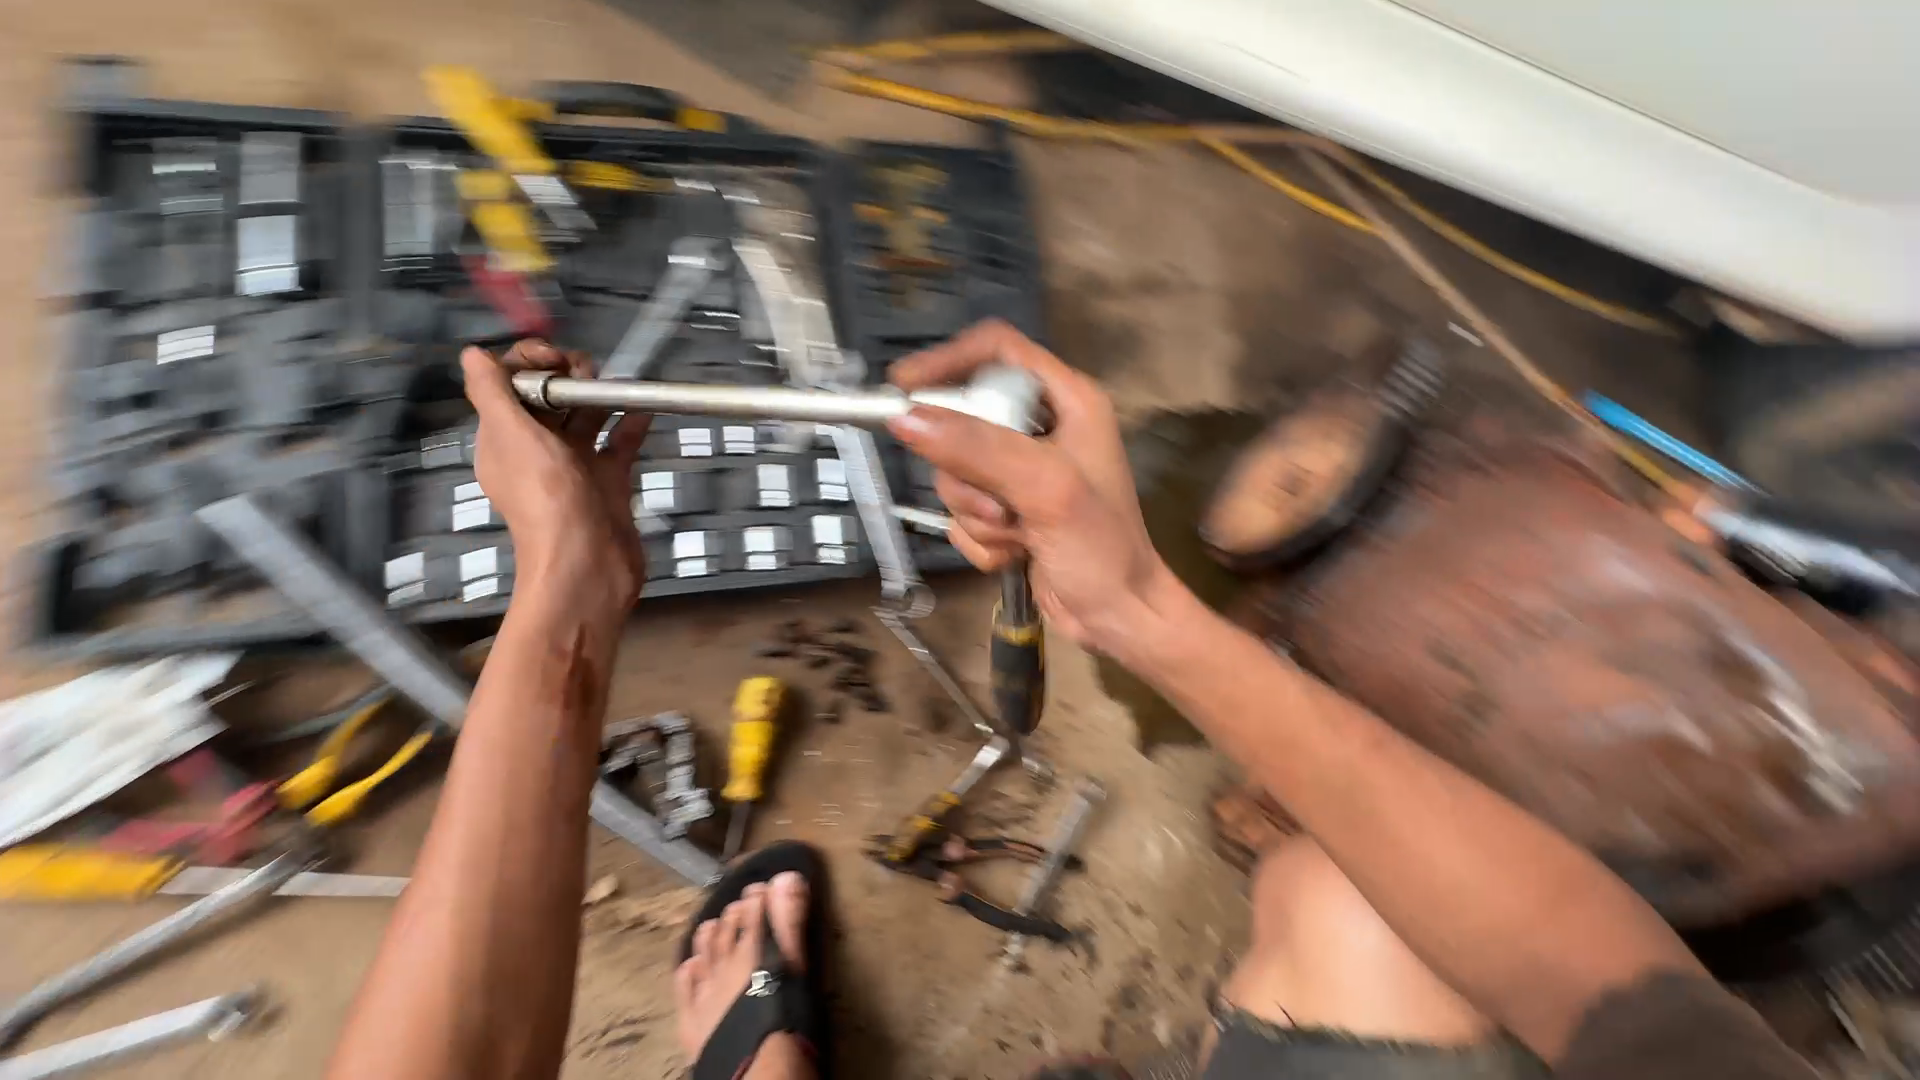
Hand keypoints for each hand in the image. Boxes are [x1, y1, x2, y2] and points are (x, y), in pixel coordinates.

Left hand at [461, 340, 649, 619]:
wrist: (587, 563)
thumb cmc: (547, 499)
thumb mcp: (512, 438)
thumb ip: (492, 393)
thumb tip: (474, 354)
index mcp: (504, 438)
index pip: (508, 384)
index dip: (529, 362)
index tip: (557, 360)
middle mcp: (537, 449)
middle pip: (549, 397)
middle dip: (567, 376)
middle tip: (588, 375)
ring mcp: (575, 466)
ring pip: (585, 417)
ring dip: (599, 396)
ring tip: (616, 385)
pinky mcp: (608, 481)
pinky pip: (619, 443)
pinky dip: (630, 424)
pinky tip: (643, 409)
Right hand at [886, 320, 1181, 655]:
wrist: (1119, 617)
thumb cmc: (1103, 548)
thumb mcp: (1046, 488)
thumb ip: (978, 448)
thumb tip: (907, 418)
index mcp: (1066, 400)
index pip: (995, 350)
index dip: (947, 362)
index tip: (903, 390)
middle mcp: (1041, 429)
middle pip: (962, 420)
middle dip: (968, 472)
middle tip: (998, 504)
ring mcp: (1020, 473)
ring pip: (956, 475)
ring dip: (978, 514)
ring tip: (1019, 535)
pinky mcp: (1006, 512)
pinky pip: (962, 513)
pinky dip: (981, 540)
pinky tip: (1016, 553)